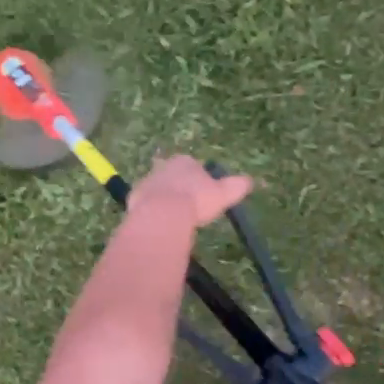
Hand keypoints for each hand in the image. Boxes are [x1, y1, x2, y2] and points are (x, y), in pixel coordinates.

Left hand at [126, 155, 252, 226]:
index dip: (198, 178)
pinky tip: (158, 222)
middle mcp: (162, 166)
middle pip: (171, 173)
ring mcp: (146, 180)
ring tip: (173, 216)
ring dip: (163, 198)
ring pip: (157, 187)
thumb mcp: (223, 193)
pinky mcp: (134, 196)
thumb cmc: (196, 200)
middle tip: (186, 205)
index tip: (202, 193)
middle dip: (178, 185)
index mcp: (184, 161)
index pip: (192, 164)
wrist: (163, 213)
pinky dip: (151, 210)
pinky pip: (144, 202)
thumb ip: (236, 186)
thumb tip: (250, 181)